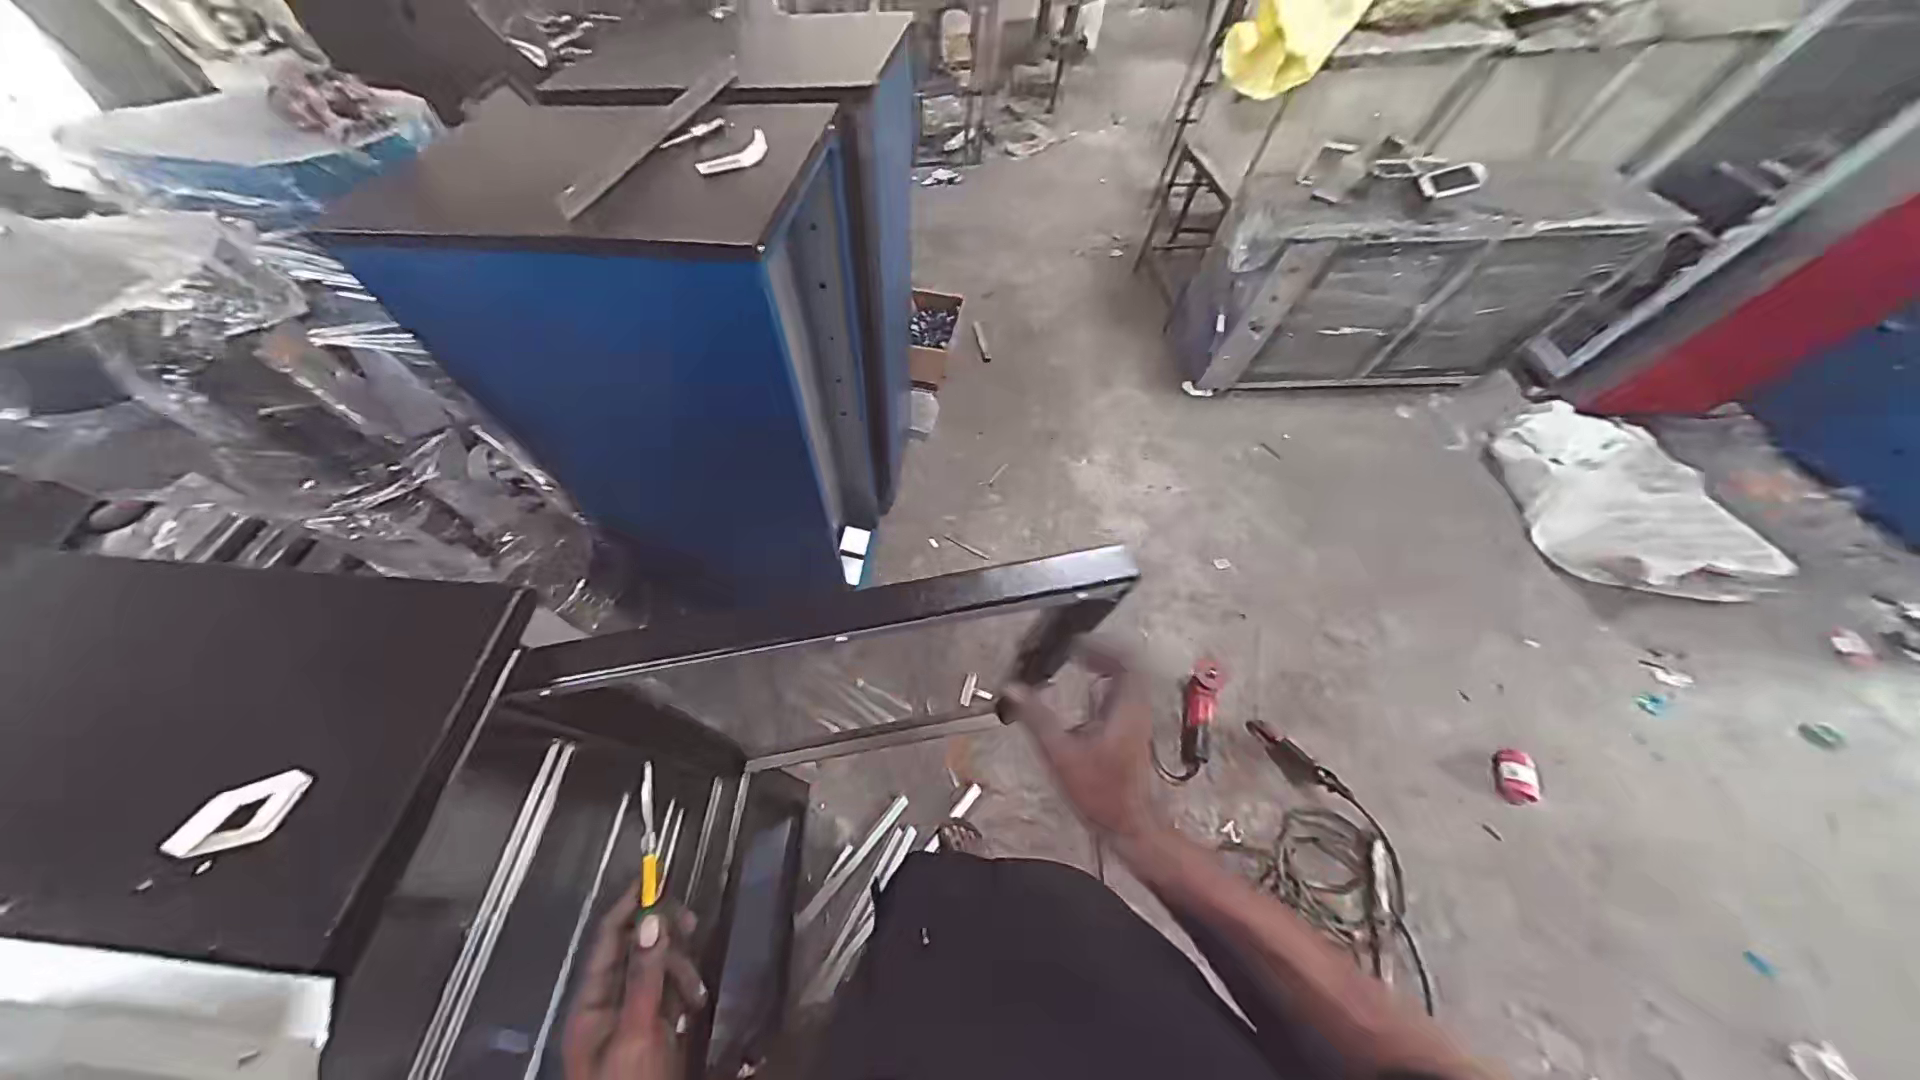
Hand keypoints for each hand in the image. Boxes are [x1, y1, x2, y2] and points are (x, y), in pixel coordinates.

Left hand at [564, 880, 706, 1079]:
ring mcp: (631, 1019)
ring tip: (695, 993)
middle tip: (692, 926)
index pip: (608, 938)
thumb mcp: (638, 1032)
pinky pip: (668, 991)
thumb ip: (646, 973)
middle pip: (636, 948)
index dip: (630, 905)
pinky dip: (683, 989)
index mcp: (591, 1004)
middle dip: (665, 937)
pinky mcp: (652, 1031)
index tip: (656, 876)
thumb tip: (654, 918)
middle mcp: (608, 1005)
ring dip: (680, 968)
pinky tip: (694, 1004)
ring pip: (657, 967)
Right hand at [997, 642, 1163, 841]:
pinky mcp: (1132, 729)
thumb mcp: (1060, 752)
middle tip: (1073, 649)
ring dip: (1103, 664)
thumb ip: (1035, 718)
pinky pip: (1123, 692)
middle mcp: (1136, 708)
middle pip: (1127, 663)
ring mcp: (1136, 719)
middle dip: (1099, 650)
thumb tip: (1012, 690)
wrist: (1126, 824)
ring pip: (1127, 678)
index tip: (1075, 644)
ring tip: (1076, 660)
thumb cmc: (1100, 793)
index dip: (1100, 645)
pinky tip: (1085, 691)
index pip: (1124, 660)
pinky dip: (1104, 681)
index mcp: (1125, 707)